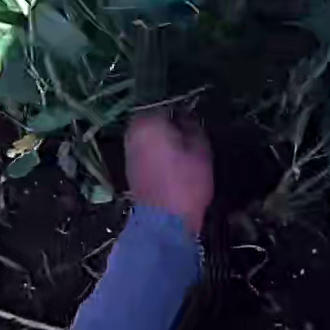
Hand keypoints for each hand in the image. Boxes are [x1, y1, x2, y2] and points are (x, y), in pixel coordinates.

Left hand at [124, 108, 212, 235]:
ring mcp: (128, 150)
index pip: (168, 105)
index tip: (195, 120)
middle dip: (171, 124)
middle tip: (190, 134)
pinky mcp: (129, 166)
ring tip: (182, 148)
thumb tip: (187, 117)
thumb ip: (193, 127)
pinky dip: (156, 150)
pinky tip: (171, 160)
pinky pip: (145, 149)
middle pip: (154, 118)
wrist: (164, 224)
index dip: (184, 111)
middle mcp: (133, 132)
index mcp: (148, 122)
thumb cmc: (186, 183)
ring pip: (148, 134)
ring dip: (163, 137)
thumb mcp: (200, 151)